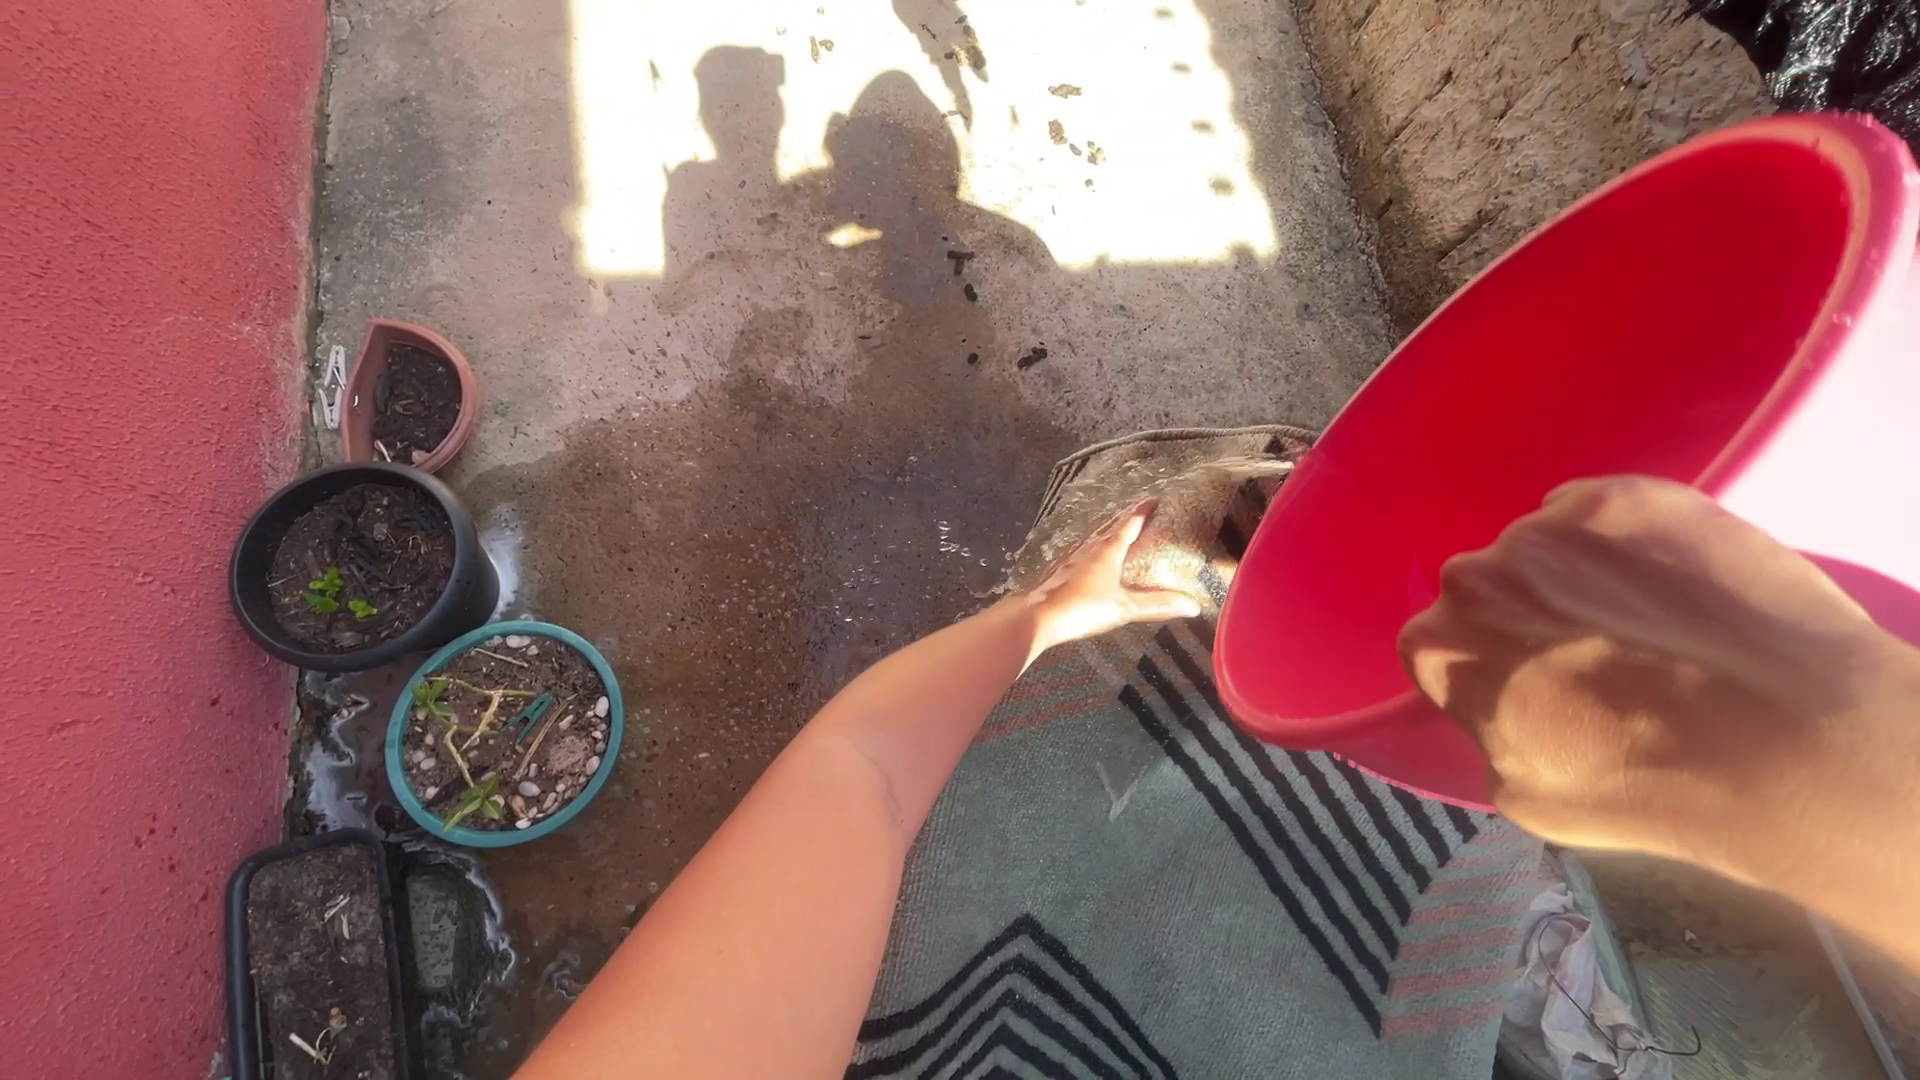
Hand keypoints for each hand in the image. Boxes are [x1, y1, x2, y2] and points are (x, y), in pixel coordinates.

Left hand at [1020, 500, 1202, 654]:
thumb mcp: (1125, 607)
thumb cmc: (1083, 607)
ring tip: (1113, 530)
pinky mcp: (1057, 573)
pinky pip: (1077, 554)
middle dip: (1123, 518)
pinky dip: (1087, 550)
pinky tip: (1084, 558)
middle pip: (1108, 527)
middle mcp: (1087, 549)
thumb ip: (1157, 604)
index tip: (1154, 500)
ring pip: (1091, 539)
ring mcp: (1069, 560)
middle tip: (1136, 512)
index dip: (1142, 512)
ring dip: (1104, 532)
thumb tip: (1192, 605)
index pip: (1128, 524)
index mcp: (1107, 551)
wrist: (1039, 617)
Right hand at [1397, 476, 1918, 881]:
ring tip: (1652, 617)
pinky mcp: (1617, 498)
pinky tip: (1675, 579)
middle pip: (1485, 588)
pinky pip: (1597, 512)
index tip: (1533, 675)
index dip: (1488, 658)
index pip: (1438, 641)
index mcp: (1435, 646)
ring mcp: (1542, 532)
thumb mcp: (1523, 793)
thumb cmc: (1651, 789)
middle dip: (1524, 612)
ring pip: (1543, 548)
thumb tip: (1492, 707)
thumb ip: (1479, 730)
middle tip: (1596, 647)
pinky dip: (1624, 537)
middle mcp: (1469, 580)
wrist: (1801, 749)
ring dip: (1576, 574)